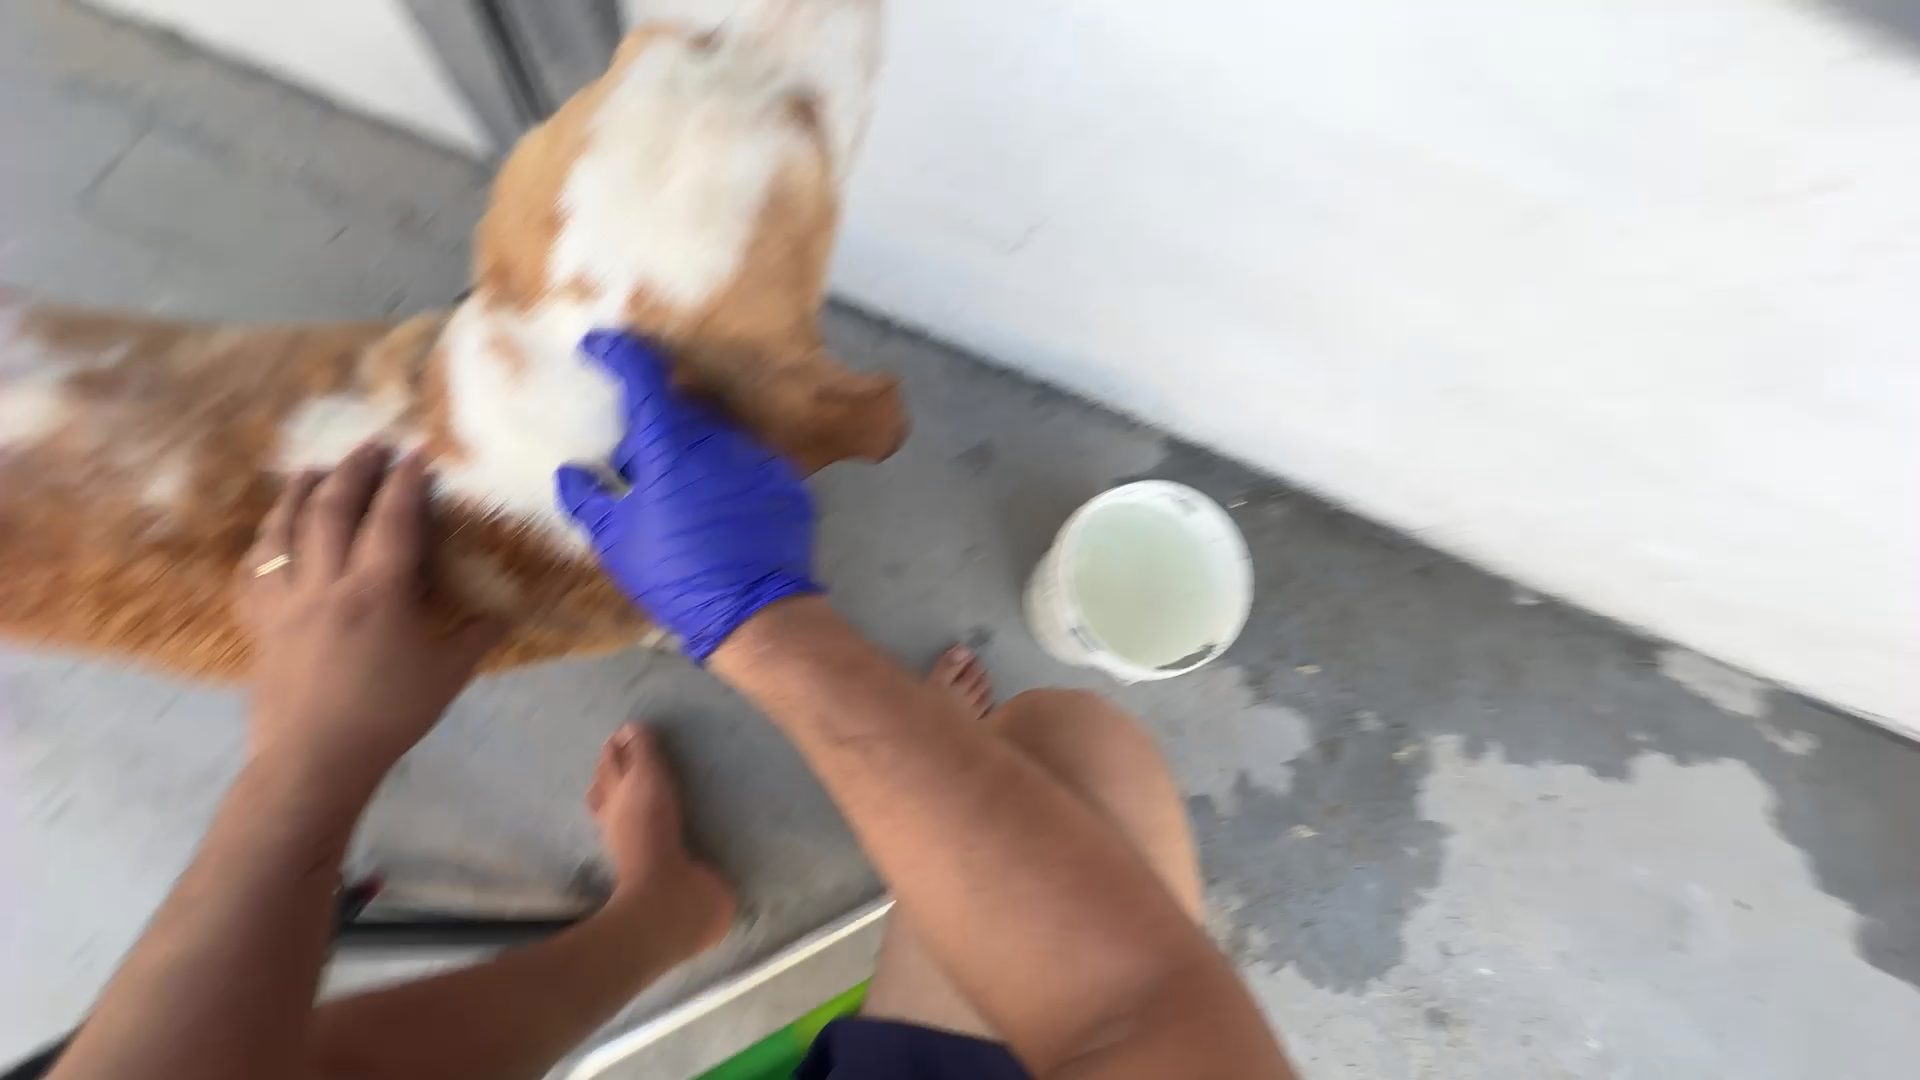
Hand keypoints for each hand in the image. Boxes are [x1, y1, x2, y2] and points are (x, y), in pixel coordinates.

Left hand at [236, 443, 504, 795]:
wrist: (315, 758)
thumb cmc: (392, 712)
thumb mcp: (451, 671)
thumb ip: (480, 633)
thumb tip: (512, 609)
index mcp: (376, 593)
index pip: (392, 522)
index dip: (406, 484)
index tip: (417, 454)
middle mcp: (324, 586)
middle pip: (331, 512)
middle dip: (352, 472)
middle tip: (371, 446)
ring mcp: (283, 602)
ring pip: (282, 532)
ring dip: (298, 494)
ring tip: (311, 469)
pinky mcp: (258, 623)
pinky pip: (253, 569)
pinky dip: (264, 540)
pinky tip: (272, 532)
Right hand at [555, 330, 818, 661]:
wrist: (755, 612)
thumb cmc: (675, 576)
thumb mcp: (616, 542)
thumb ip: (588, 499)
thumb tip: (571, 474)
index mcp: (672, 445)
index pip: (644, 374)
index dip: (619, 352)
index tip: (601, 346)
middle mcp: (721, 439)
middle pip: (681, 407)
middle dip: (654, 425)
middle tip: (636, 463)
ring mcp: (760, 459)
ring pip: (718, 435)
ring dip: (693, 449)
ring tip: (681, 495)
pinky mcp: (787, 481)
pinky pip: (748, 462)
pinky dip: (727, 473)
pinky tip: (719, 510)